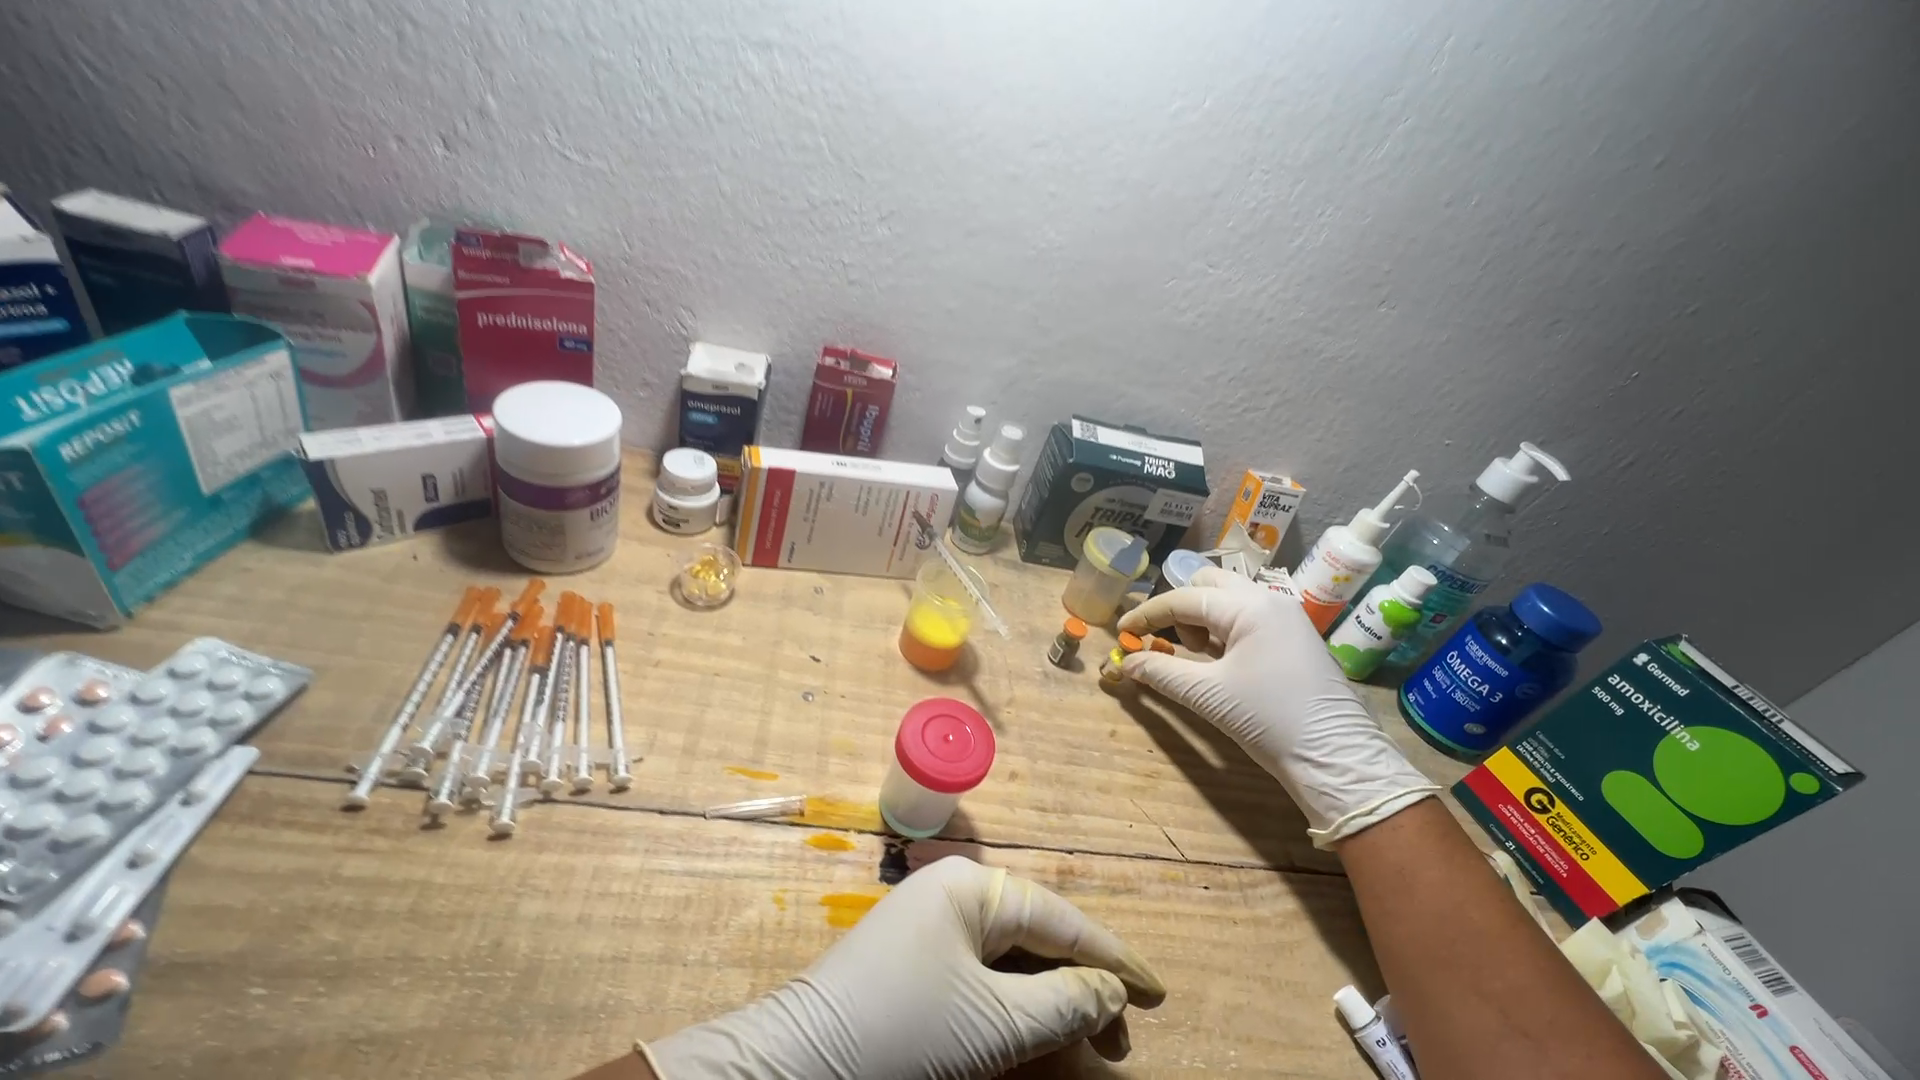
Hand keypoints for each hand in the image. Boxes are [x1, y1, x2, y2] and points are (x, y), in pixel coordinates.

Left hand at [646, 856, 1165, 1078]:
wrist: (796, 1064)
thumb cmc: (905, 1029)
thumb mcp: (995, 1023)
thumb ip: (1064, 1004)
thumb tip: (1110, 993)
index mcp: (971, 887)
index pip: (1060, 920)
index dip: (1114, 960)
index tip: (1159, 994)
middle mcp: (952, 894)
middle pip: (1037, 938)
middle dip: (1084, 986)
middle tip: (1124, 1037)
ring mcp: (930, 927)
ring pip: (1011, 960)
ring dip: (1052, 1001)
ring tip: (1091, 1042)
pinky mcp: (914, 964)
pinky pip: (980, 976)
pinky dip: (1014, 1006)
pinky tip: (1038, 1033)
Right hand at [1118, 566, 1438, 846]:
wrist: (1335, 758)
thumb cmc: (1269, 720)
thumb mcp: (1208, 696)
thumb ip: (1161, 672)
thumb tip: (1127, 663)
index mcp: (1249, 607)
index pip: (1184, 598)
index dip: (1148, 614)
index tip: (1123, 631)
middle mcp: (1270, 600)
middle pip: (1209, 584)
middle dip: (1180, 608)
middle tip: (1171, 646)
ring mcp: (1287, 617)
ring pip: (1230, 599)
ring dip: (1203, 619)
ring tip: (1198, 659)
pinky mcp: (1295, 638)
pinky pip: (1248, 618)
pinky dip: (1225, 631)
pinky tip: (1222, 663)